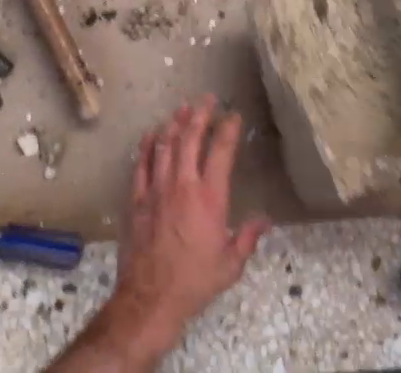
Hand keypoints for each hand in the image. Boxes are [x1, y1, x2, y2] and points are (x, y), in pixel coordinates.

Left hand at [110, 95, 270, 341]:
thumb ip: (248, 238)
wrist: (149, 300)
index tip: (233, 115)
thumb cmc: (194, 282)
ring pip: (165, 146)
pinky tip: (151, 135)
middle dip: (200, 114)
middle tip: (207, 99)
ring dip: (174, 124)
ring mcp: (156, 191)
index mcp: (210, 197)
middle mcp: (183, 186)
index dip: (228, 128)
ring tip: (182, 108)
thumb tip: (264, 220)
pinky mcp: (136, 202)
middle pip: (190, 138)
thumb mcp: (230, 264)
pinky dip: (146, 147)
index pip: (221, 151)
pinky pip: (141, 166)